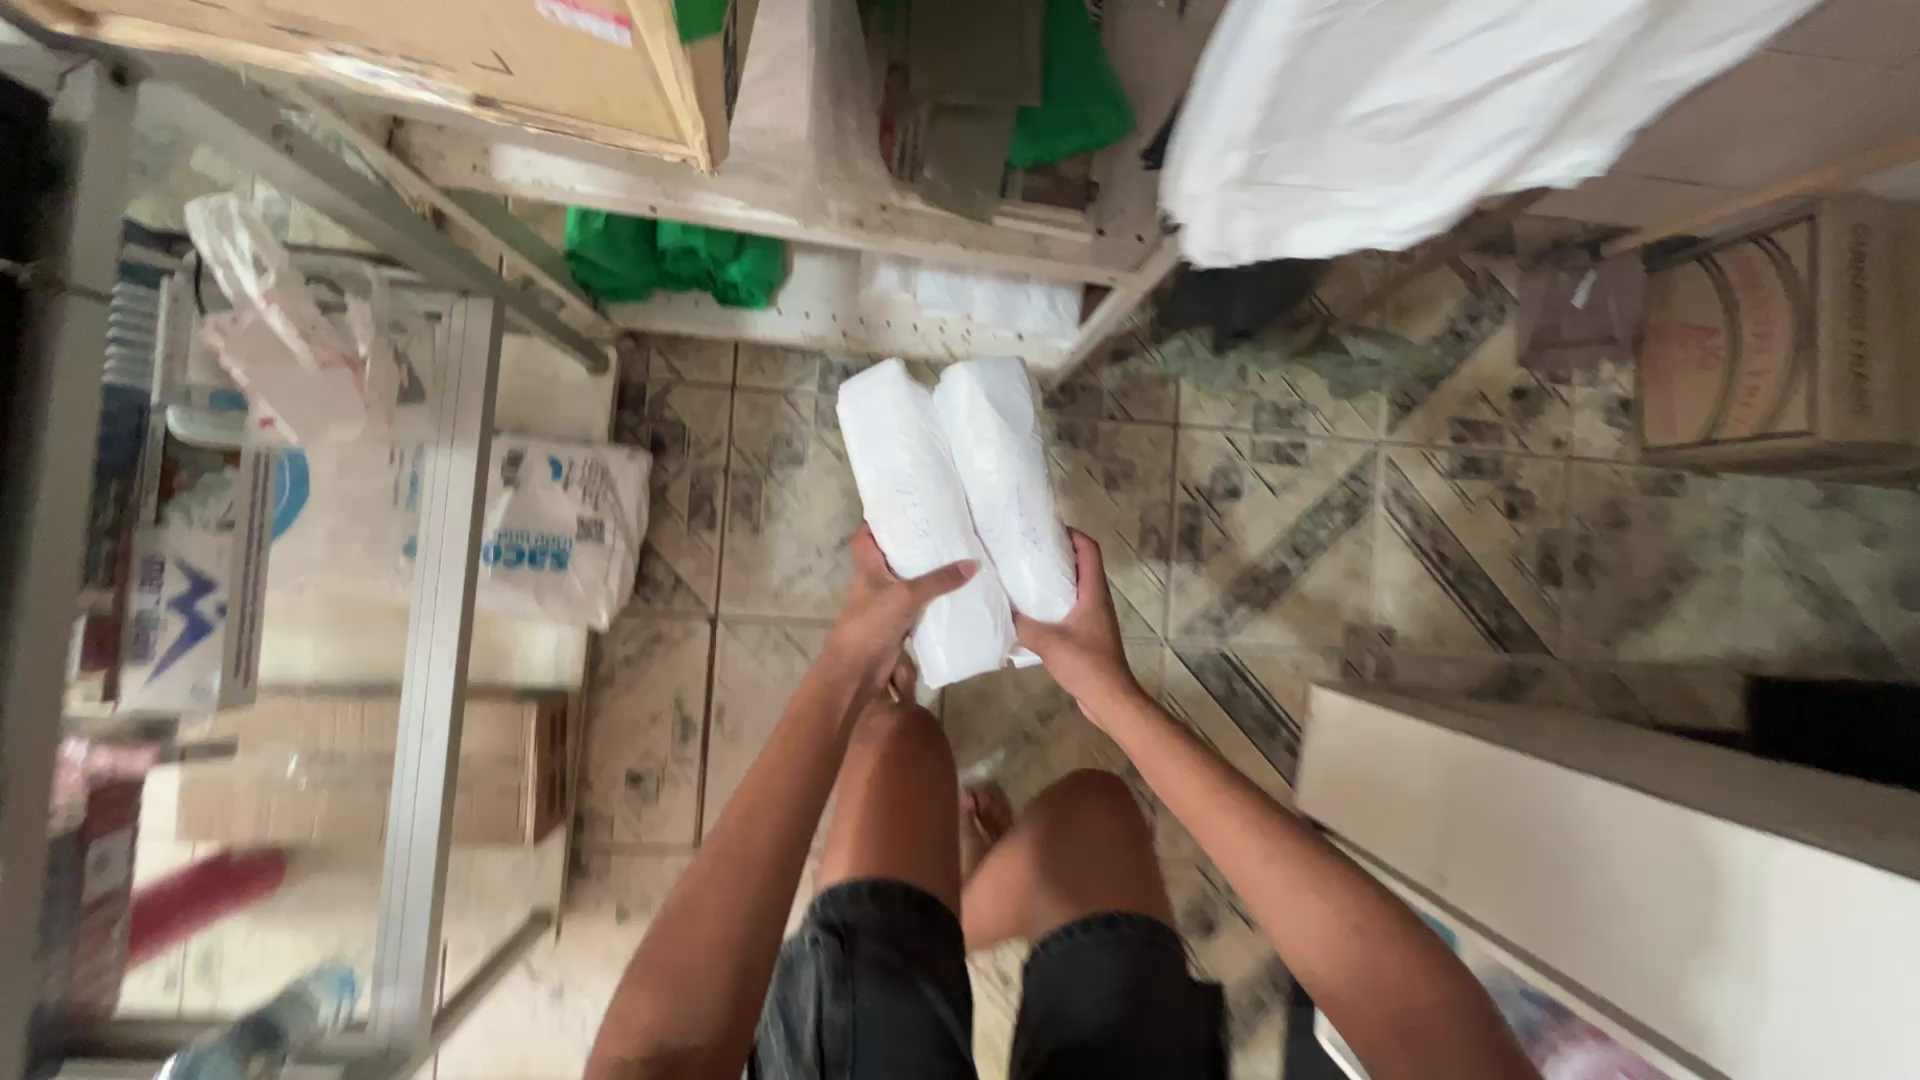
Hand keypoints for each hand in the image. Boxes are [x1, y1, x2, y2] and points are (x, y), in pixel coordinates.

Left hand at [825, 524, 976, 695]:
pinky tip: (956, 594)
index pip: (866, 537)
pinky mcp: (898, 625)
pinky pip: (919, 607)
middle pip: (892, 558)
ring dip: (927, 575)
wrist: (858, 670)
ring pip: (909, 583)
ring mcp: (886, 605)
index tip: (903, 511)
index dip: (879, 523)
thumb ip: (939, 580)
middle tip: (942, 531)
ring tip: (956, 557)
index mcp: (868, 568)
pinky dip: (934, 601)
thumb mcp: (906, 595)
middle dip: (913, 546)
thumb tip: (973, 564)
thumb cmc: (871, 623)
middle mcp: (876, 582)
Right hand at [1013, 530, 1146, 729]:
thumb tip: (999, 608)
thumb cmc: (1086, 665)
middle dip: (1058, 554)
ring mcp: (1094, 618)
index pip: (1089, 550)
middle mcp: (1097, 600)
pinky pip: (1070, 608)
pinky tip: (1031, 610)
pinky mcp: (1088, 634)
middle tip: (1028, 551)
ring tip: (1025, 576)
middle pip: (1082, 565)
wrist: (1109, 699)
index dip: (1073, 534)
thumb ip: (1022, 624)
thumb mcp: (1048, 642)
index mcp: (1094, 593)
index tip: (1047, 529)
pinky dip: (1053, 602)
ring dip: (1055, 579)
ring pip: (1075, 588)